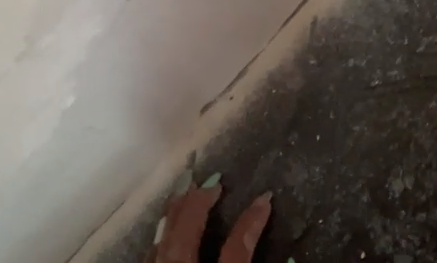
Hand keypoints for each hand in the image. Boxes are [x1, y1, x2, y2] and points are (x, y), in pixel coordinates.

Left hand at [148, 180, 271, 262]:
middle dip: (198, 204)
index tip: (266, 197)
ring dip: (173, 214)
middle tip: (213, 181)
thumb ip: (250, 258)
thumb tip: (288, 255)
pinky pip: (149, 257)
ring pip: (162, 242)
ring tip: (184, 192)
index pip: (236, 248)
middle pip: (186, 234)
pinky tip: (162, 231)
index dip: (252, 222)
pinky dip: (158, 239)